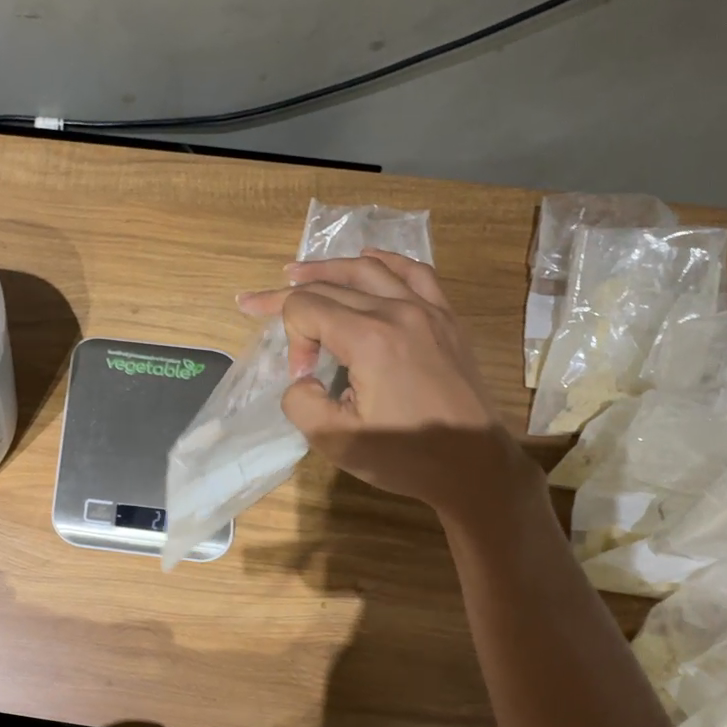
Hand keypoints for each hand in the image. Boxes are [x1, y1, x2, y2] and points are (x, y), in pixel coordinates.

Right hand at [236, 251, 531, 515]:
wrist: (475, 467)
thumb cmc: (406, 456)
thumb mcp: (335, 441)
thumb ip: (300, 402)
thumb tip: (303, 379)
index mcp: (370, 339)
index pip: (306, 308)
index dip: (291, 339)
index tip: (303, 377)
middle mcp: (399, 312)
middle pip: (331, 285)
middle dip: (286, 297)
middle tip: (252, 304)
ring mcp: (429, 311)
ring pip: (369, 270)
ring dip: (328, 268)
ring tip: (296, 272)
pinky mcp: (447, 320)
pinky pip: (415, 273)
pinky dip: (385, 262)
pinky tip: (369, 260)